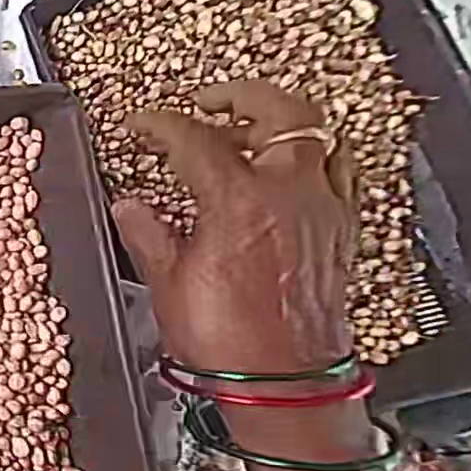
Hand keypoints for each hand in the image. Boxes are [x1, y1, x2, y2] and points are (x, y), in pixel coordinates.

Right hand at [112, 81, 355, 375]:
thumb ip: (148, 233)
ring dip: (278, 122)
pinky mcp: (341, 228)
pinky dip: (308, 155)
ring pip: (317, 136)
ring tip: (242, 129)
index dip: (162, 125)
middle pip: (281, 114)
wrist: (282, 374)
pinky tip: (282, 169)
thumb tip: (129, 205)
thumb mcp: (166, 280)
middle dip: (241, 95)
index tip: (140, 121)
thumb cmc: (223, 333)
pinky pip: (336, 170)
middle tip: (207, 99)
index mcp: (240, 204)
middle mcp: (291, 195)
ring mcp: (324, 208)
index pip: (198, 142)